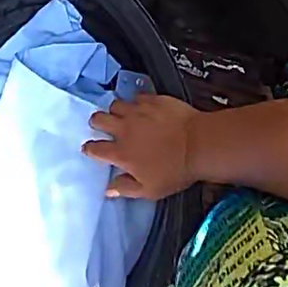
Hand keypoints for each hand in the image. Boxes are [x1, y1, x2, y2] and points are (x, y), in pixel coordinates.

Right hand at [83, 93, 198, 199]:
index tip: (89, 148)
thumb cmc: (175, 170)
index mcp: (122, 153)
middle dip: (97, 122)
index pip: (96, 149)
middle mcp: (125, 128)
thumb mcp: (149, 190)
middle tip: (100, 125)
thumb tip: (109, 189)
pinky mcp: (152, 99)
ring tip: (121, 115)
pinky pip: (137, 96)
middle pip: (99, 119)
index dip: (89, 148)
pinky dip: (136, 102)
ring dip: (116, 110)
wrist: (198, 143)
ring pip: (116, 104)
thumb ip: (125, 188)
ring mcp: (138, 111)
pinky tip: (142, 107)